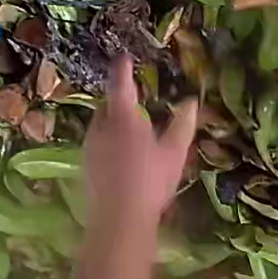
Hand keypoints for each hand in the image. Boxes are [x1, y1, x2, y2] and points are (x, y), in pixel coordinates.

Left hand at [83, 56, 197, 235]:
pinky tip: (123, 154)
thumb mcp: (174, 152)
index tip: (125, 57)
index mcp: (123, 117)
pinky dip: (109, 139)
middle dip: (120, 98)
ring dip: (114, 120)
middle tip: (136, 99)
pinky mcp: (85, 164)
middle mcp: (101, 126)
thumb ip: (183, 125)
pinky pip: (98, 141)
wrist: (119, 221)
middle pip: (108, 104)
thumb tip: (191, 102)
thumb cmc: (150, 181)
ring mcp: (90, 146)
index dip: (122, 68)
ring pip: (101, 123)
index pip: (120, 83)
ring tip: (133, 128)